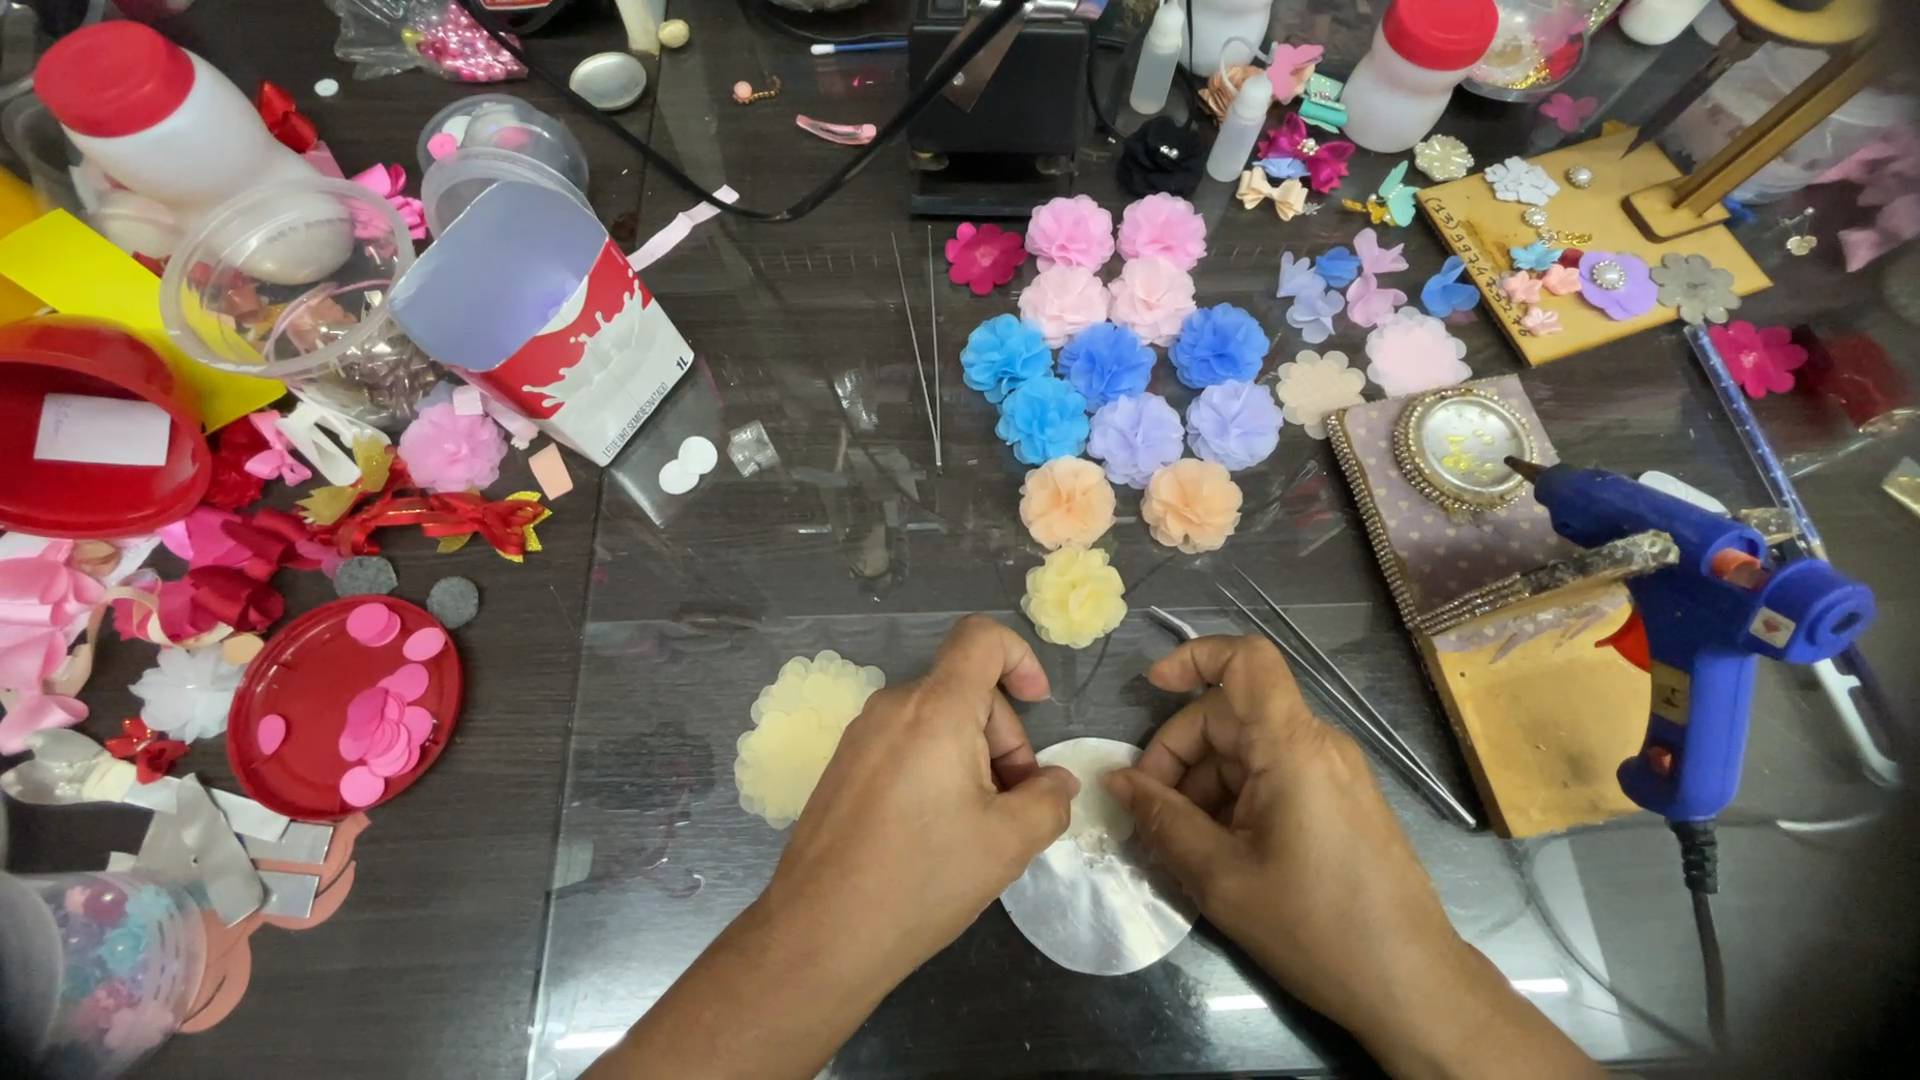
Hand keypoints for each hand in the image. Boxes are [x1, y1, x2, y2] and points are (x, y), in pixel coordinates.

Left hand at [600, 617, 1078, 1079]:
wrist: (819, 935)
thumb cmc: (922, 879)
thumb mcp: (1007, 843)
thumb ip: (1048, 800)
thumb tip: (1057, 781)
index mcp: (935, 709)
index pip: (980, 638)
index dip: (1019, 657)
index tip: (1038, 703)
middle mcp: (893, 706)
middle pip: (965, 690)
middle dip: (1002, 738)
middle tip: (1011, 806)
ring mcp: (861, 735)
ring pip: (936, 720)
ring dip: (970, 758)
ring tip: (975, 826)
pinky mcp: (844, 765)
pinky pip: (905, 742)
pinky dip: (935, 767)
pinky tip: (934, 831)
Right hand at [1105, 635, 1600, 1078]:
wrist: (1415, 989)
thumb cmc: (1316, 928)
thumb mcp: (1221, 878)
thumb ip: (1161, 820)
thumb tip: (1114, 780)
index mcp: (1292, 747)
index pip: (1246, 660)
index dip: (1193, 657)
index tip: (1152, 689)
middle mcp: (1315, 743)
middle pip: (1227, 715)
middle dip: (1177, 756)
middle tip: (1150, 815)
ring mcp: (1331, 771)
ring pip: (1243, 749)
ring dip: (1201, 785)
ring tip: (1181, 845)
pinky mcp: (1337, 798)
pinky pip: (1269, 775)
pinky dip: (1231, 799)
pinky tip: (1217, 850)